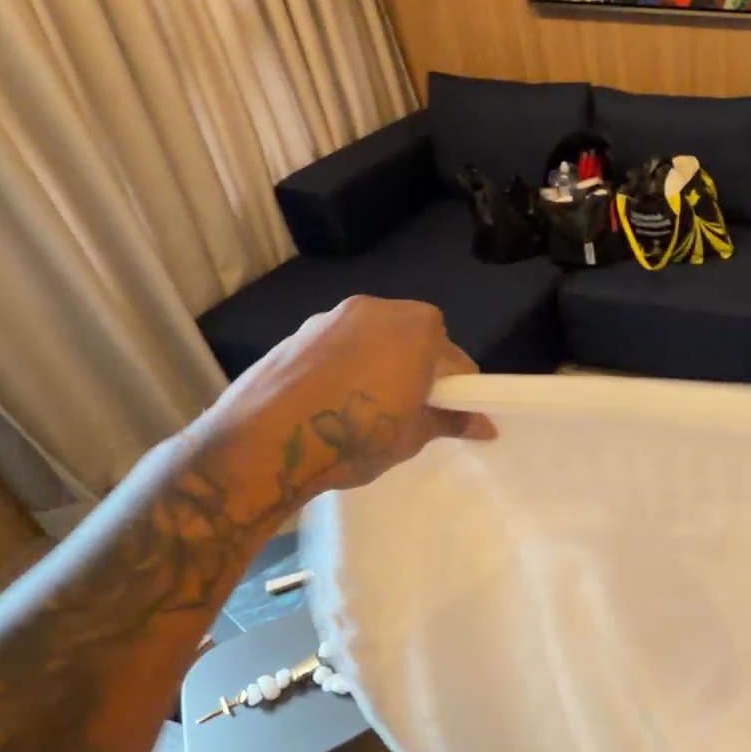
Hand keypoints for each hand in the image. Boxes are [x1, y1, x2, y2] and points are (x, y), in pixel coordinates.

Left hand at [199, 296, 494, 501]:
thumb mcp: (413, 435)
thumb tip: (485, 425)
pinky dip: (350, 363)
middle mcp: (376, 311)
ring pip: (376, 337)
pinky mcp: (298, 333)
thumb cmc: (355, 435)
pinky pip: (341, 344)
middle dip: (422, 366)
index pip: (456, 358)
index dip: (460, 389)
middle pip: (416, 335)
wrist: (266, 440)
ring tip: (371, 404)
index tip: (454, 414)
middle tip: (415, 407)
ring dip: (385, 361)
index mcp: (415, 330)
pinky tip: (336, 400)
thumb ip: (451, 422)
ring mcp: (332, 317)